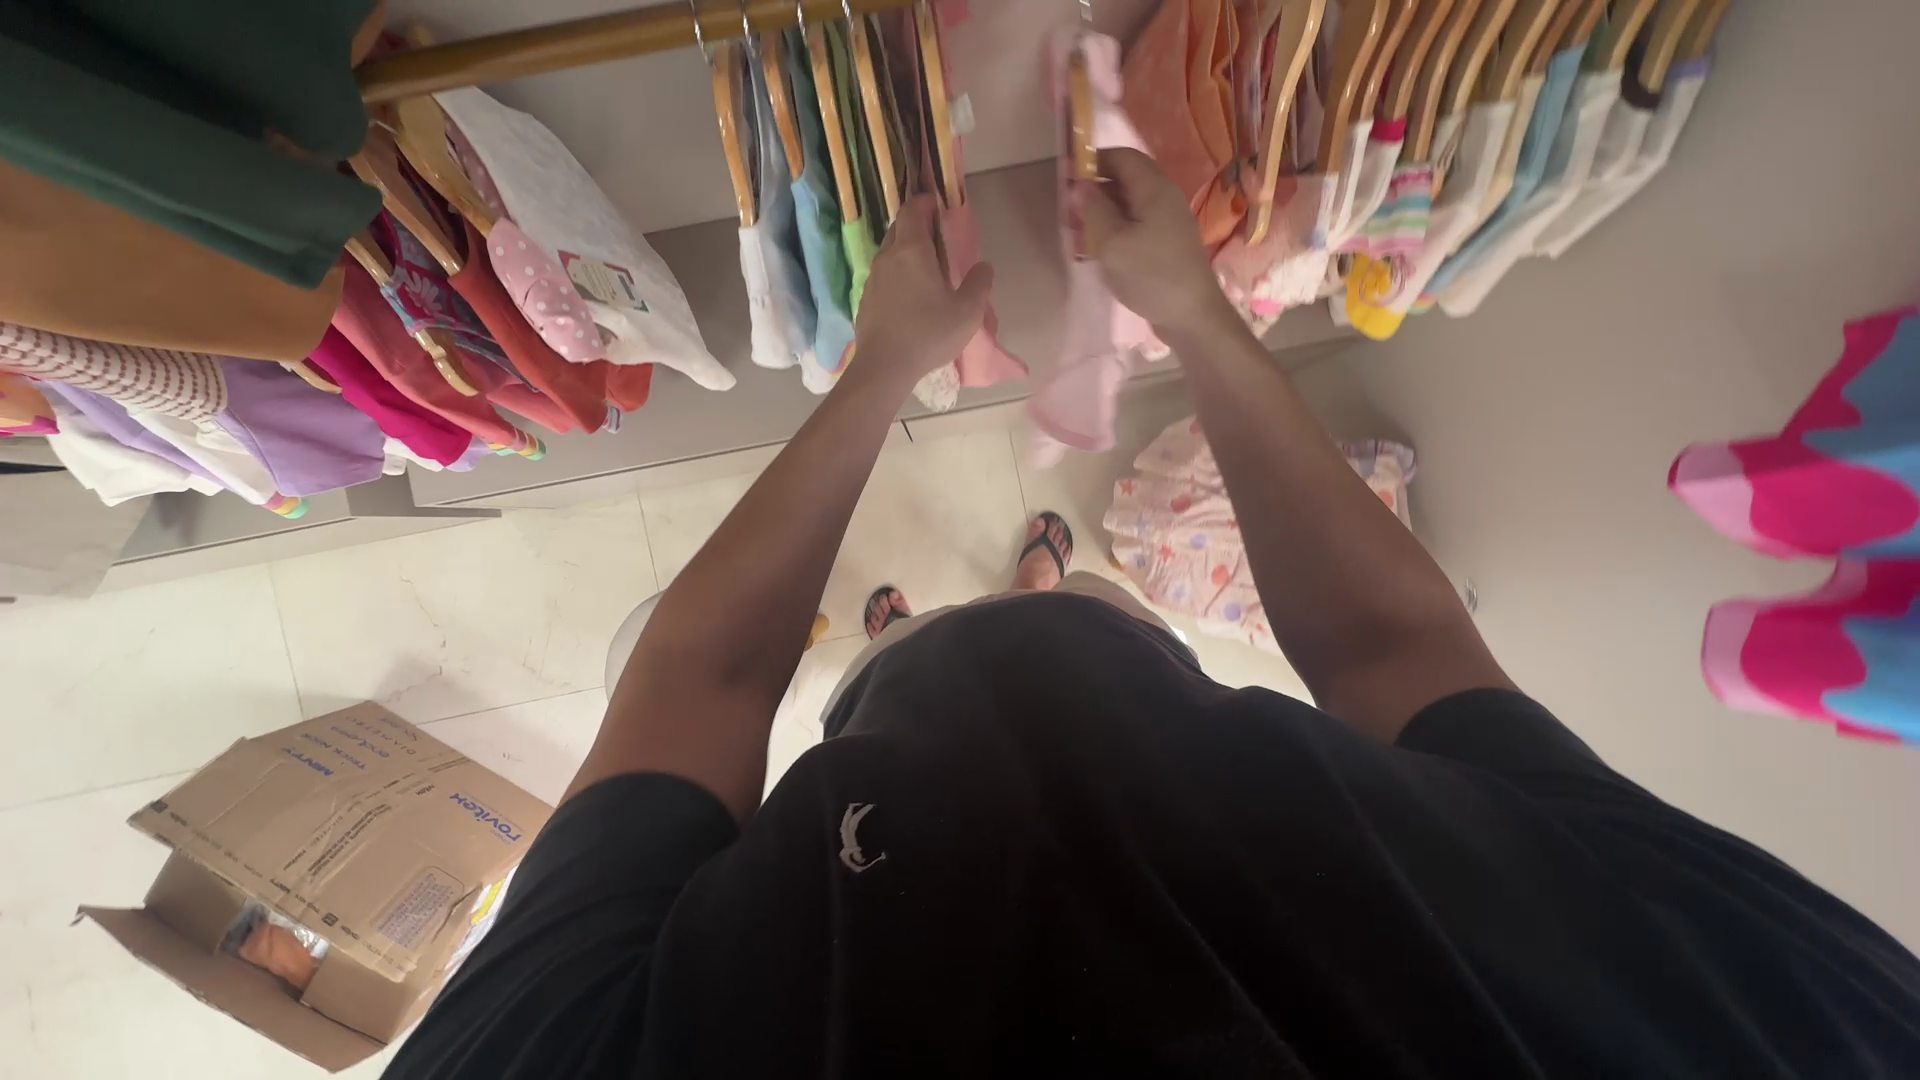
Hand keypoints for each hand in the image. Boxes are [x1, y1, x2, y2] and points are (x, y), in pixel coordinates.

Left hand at [847, 195, 993, 392]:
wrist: (884, 367)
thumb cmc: (928, 334)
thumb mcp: (967, 312)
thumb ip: (979, 284)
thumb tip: (983, 267)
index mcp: (911, 250)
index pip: (913, 209)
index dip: (926, 202)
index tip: (940, 206)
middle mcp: (887, 257)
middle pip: (899, 229)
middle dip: (917, 227)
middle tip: (938, 241)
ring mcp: (872, 279)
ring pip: (889, 254)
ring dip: (906, 254)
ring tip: (926, 271)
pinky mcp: (866, 300)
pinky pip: (883, 278)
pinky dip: (897, 277)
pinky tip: (910, 297)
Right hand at [1079, 148, 1228, 336]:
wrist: (1191, 314)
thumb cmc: (1151, 275)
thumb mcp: (1113, 243)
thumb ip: (1094, 211)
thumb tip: (1078, 186)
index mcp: (1154, 188)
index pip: (1122, 157)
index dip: (1093, 161)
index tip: (1067, 176)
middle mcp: (1164, 197)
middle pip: (1125, 179)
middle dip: (1095, 189)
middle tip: (1070, 210)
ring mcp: (1167, 221)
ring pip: (1129, 204)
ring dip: (1103, 213)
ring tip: (1079, 233)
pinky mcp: (1166, 243)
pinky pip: (1136, 225)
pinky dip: (1115, 229)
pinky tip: (1100, 249)